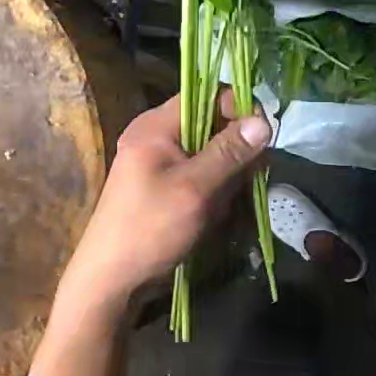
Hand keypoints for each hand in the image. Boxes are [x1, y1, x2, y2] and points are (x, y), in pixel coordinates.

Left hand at [57, 90, 270, 314]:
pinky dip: (215, 193)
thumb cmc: (150, 229)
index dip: (239, 109)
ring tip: (227, 207)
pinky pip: (201, 177)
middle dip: (237, 153)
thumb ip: (229, 152)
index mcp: (156, 126)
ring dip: (228, 179)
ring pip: (212, 155)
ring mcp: (160, 164)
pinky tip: (217, 216)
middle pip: (213, 125)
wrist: (111, 281)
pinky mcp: (165, 188)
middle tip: (249, 182)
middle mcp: (158, 137)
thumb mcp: (195, 189)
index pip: (207, 95)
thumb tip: (264, 120)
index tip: (263, 139)